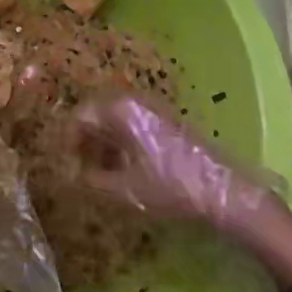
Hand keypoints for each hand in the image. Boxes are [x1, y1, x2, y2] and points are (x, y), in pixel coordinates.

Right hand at [71, 95, 282, 231]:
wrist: (222, 191)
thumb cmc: (170, 187)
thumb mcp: (125, 189)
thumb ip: (92, 180)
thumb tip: (72, 176)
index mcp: (119, 109)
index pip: (80, 116)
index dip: (70, 141)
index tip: (69, 167)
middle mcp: (133, 101)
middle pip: (96, 114)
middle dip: (86, 141)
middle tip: (82, 170)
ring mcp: (151, 109)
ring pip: (114, 120)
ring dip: (103, 143)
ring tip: (102, 174)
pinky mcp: (165, 121)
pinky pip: (132, 125)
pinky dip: (122, 144)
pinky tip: (126, 170)